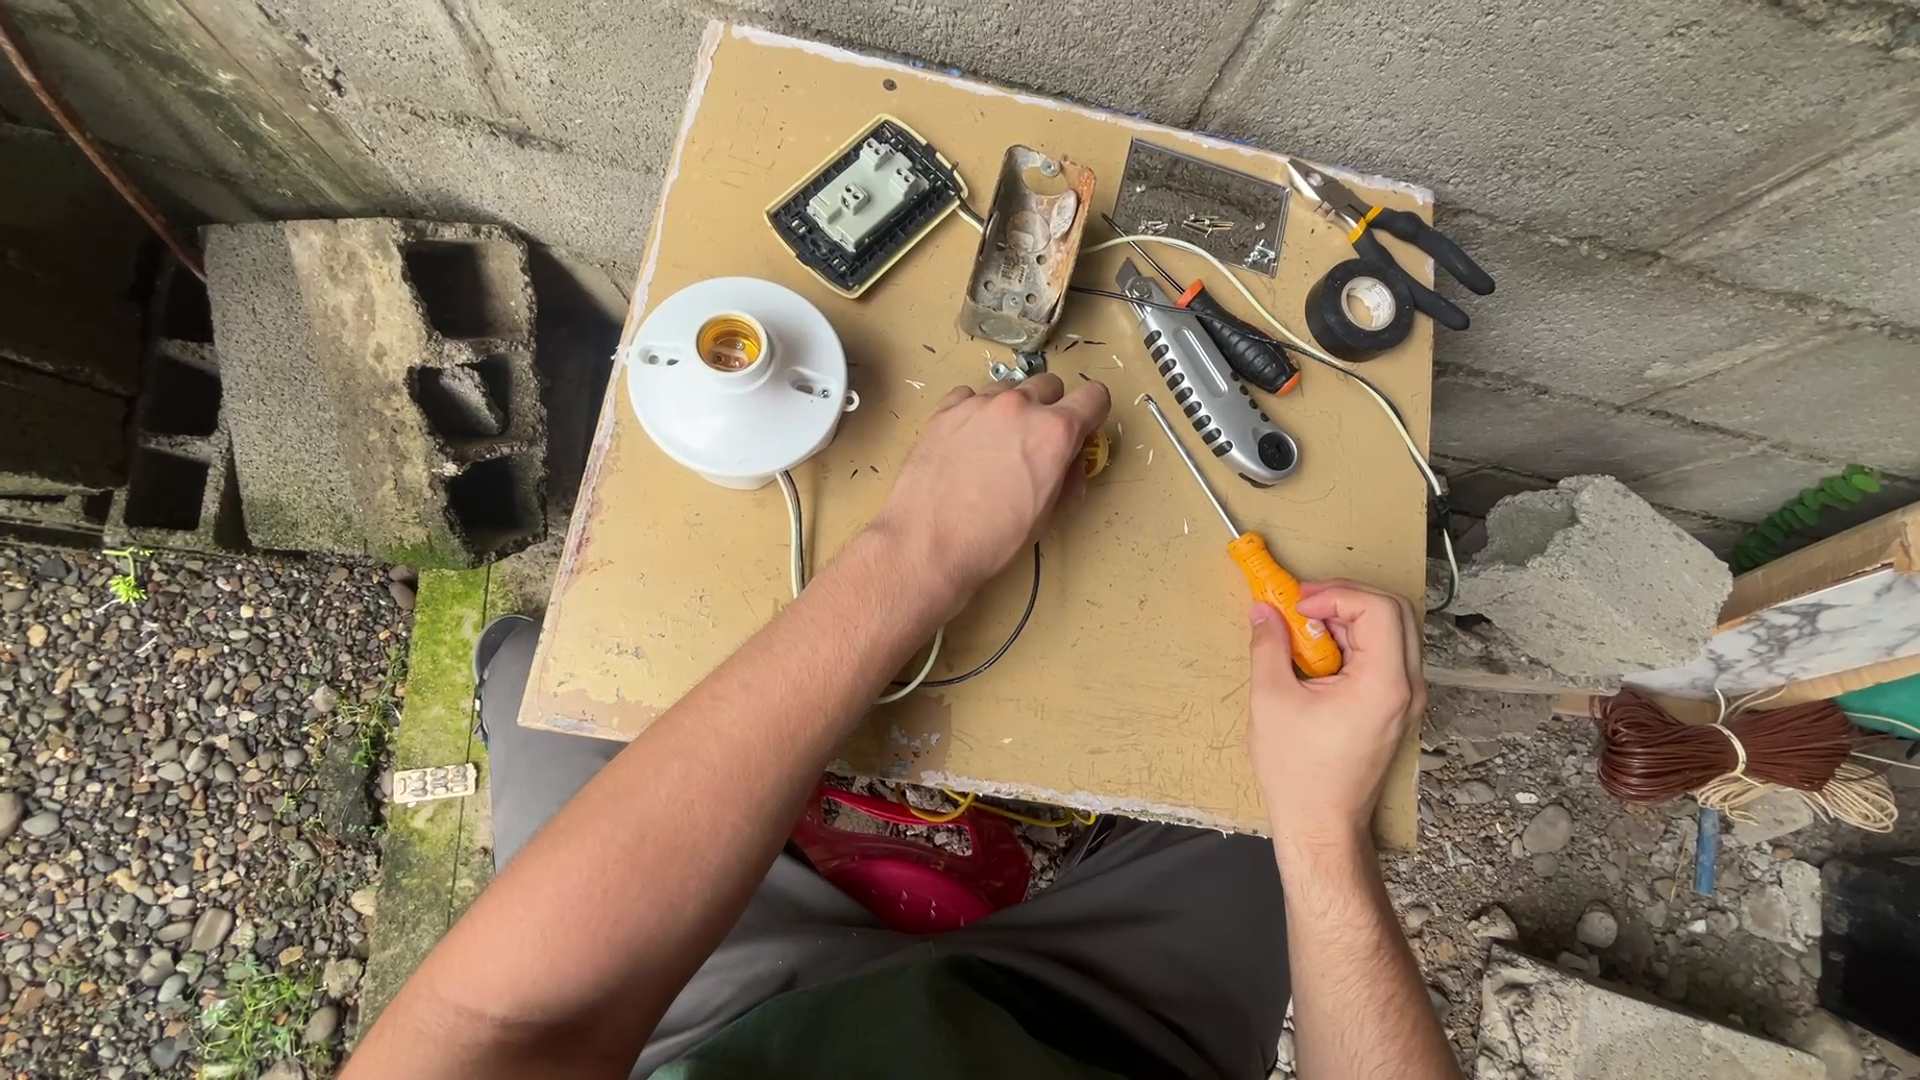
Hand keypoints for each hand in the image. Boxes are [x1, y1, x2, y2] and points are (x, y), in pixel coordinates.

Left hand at [873, 373, 1109, 607]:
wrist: (929, 543)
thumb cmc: (992, 538)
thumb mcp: (1049, 516)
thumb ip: (1071, 480)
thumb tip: (1072, 464)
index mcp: (1054, 431)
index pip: (1094, 396)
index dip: (1092, 415)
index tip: (1082, 431)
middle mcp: (1018, 407)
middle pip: (1050, 385)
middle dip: (1051, 409)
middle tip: (1037, 442)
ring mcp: (978, 404)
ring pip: (1009, 389)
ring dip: (1012, 410)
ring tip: (997, 446)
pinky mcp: (945, 410)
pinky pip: (970, 397)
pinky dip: (975, 413)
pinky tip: (968, 443)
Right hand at [1246, 580, 1423, 856]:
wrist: (1322, 823)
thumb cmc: (1297, 768)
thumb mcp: (1271, 699)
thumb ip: (1268, 646)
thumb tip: (1263, 611)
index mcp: (1384, 684)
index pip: (1378, 609)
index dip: (1336, 595)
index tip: (1296, 606)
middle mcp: (1408, 687)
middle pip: (1394, 612)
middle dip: (1345, 597)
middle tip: (1302, 604)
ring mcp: (1406, 698)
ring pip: (1392, 631)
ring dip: (1348, 617)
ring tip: (1305, 627)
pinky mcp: (1394, 707)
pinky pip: (1384, 654)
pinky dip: (1353, 640)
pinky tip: (1317, 653)